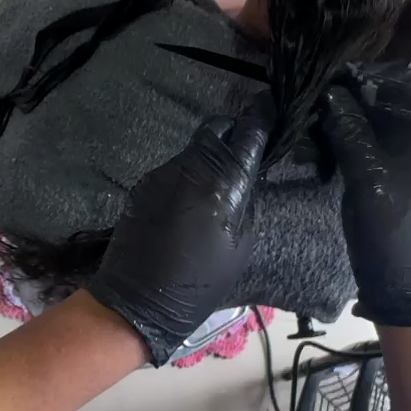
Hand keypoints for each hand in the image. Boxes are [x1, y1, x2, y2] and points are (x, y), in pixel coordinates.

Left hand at [88, 101, 269, 364]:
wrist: (140, 300)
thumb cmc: (201, 282)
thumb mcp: (241, 244)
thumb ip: (245, 200)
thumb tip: (247, 173)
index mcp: (223, 183)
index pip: (248, 131)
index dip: (261, 118)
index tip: (270, 110)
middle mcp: (191, 168)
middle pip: (216, 130)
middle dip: (231, 134)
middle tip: (240, 151)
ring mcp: (162, 173)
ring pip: (192, 150)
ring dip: (206, 160)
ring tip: (211, 189)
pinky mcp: (143, 184)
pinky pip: (172, 170)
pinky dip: (185, 177)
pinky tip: (186, 204)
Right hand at [320, 61, 410, 327]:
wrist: (404, 286)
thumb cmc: (391, 232)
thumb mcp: (368, 179)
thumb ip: (350, 133)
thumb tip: (331, 94)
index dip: (377, 74)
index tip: (339, 81)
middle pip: (395, 98)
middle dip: (358, 95)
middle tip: (321, 100)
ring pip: (383, 121)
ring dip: (352, 117)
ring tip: (318, 121)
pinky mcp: (399, 175)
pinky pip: (378, 143)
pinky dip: (353, 138)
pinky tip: (326, 143)